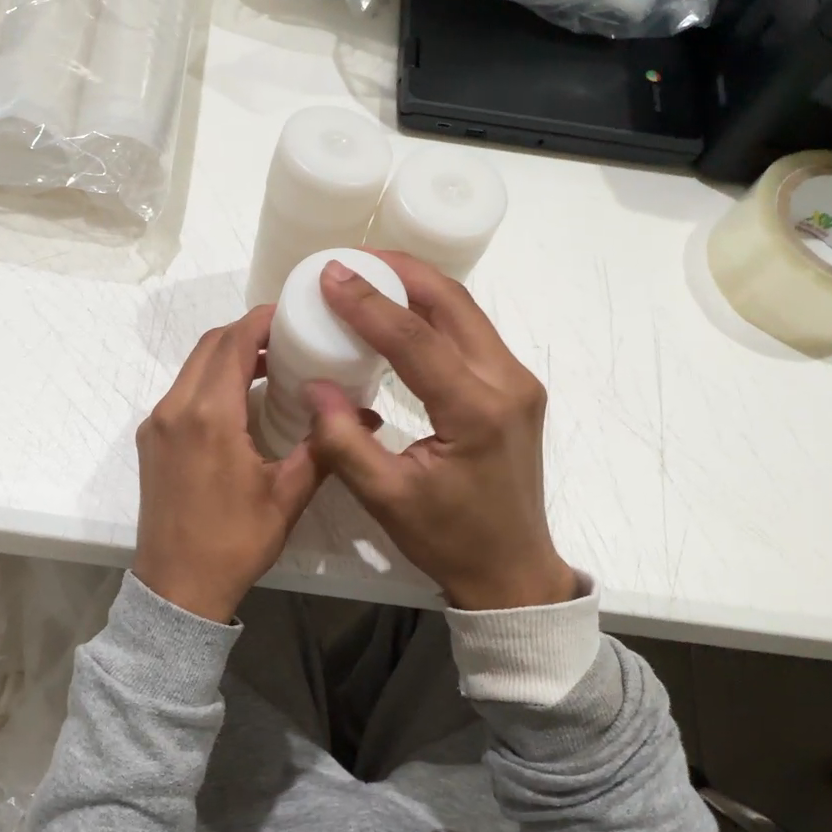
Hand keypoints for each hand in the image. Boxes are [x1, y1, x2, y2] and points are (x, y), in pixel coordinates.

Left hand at [133, 306, 323, 622]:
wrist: (177, 587)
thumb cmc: (234, 543)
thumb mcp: (287, 496)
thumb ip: (323, 448)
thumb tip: (364, 416)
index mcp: (209, 416)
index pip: (235, 342)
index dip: (265, 319)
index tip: (295, 314)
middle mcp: (174, 409)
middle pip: (210, 346)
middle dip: (249, 334)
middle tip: (290, 341)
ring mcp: (156, 425)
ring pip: (192, 367)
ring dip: (228, 358)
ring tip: (272, 369)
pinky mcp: (150, 442)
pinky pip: (181, 393)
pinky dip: (210, 382)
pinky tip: (241, 402)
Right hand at [307, 253, 577, 610]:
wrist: (511, 571)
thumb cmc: (448, 541)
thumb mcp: (386, 499)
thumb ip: (344, 441)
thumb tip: (313, 385)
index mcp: (476, 411)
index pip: (416, 339)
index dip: (368, 303)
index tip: (330, 274)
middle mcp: (508, 383)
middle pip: (453, 304)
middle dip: (401, 272)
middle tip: (351, 259)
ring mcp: (518, 384)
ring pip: (467, 314)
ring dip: (419, 289)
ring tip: (370, 277)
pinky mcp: (514, 392)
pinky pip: (472, 336)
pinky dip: (434, 316)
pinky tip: (401, 317)